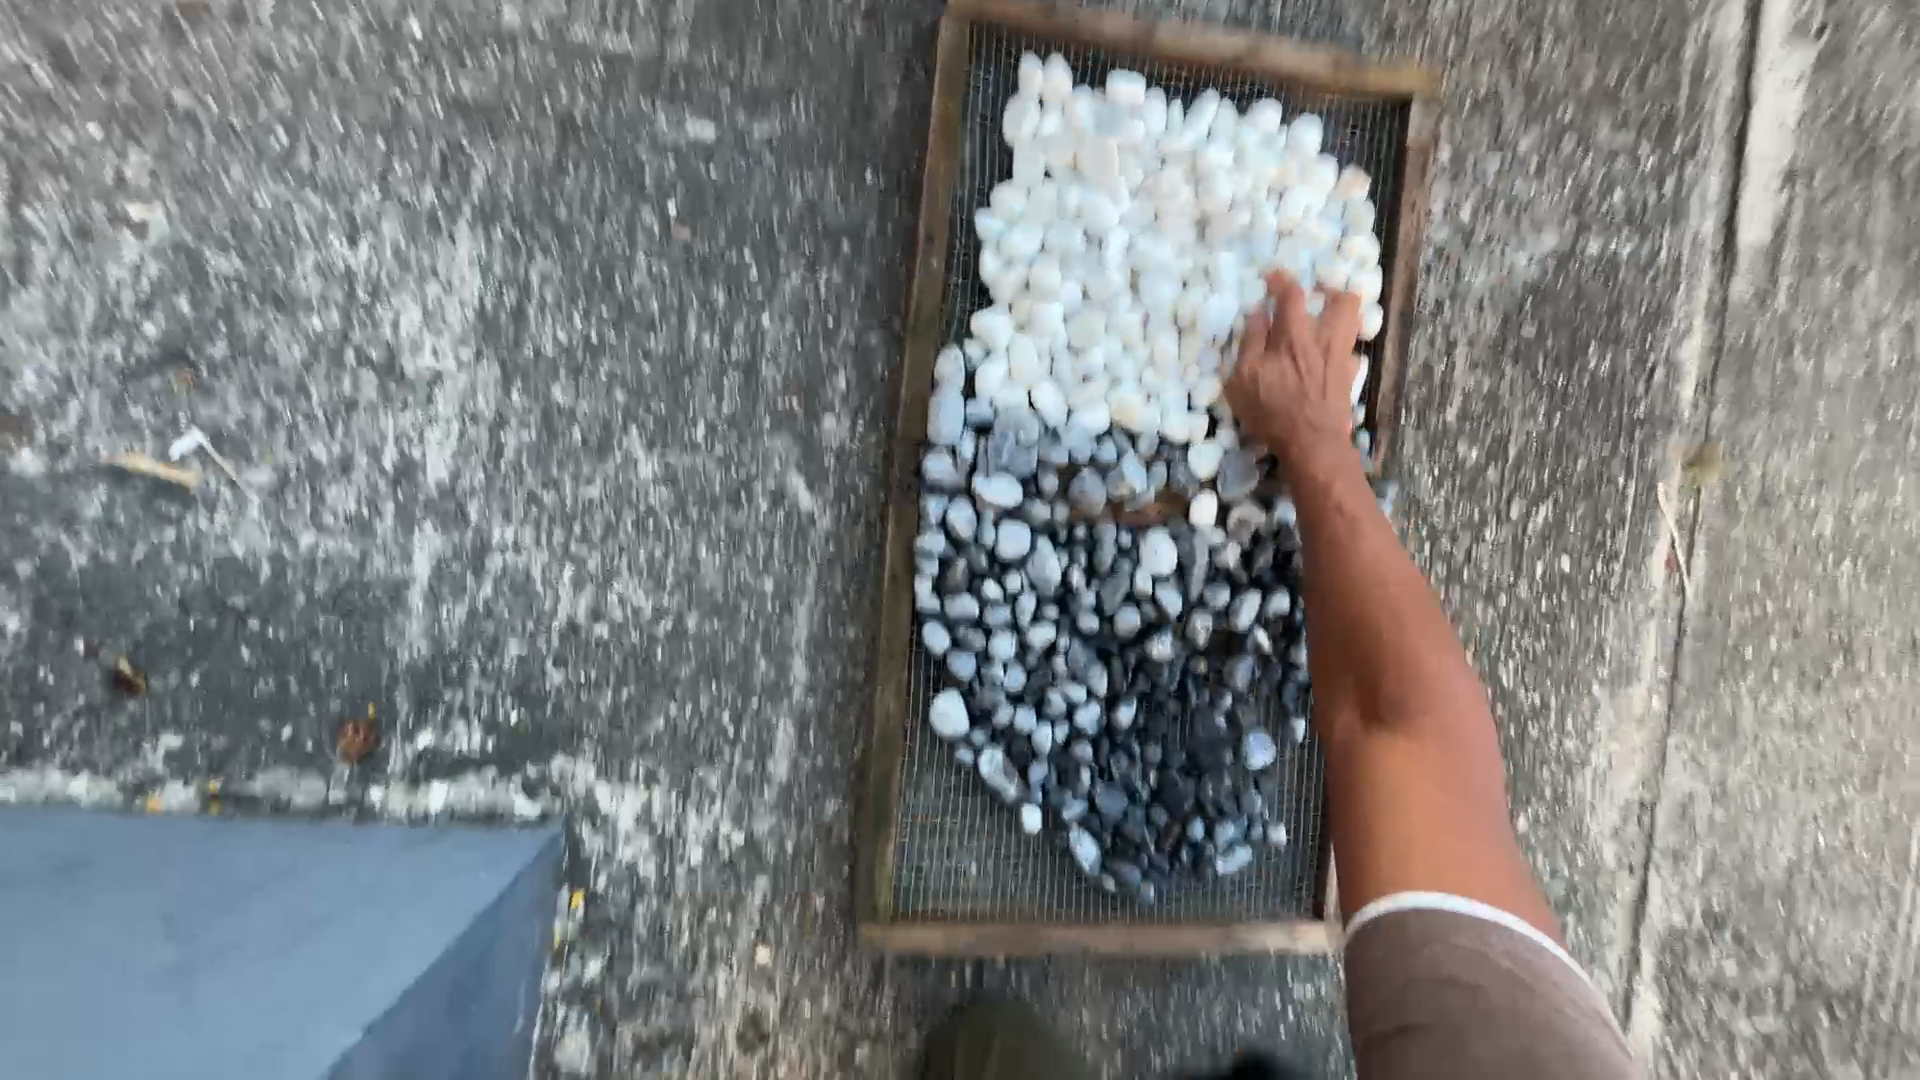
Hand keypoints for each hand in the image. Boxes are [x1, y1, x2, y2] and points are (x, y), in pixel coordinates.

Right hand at [1224, 271, 1364, 475]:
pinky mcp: (1348, 378)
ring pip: (1352, 324)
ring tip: (1324, 319)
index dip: (1281, 280)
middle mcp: (1324, 339)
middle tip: (1315, 292)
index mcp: (1294, 335)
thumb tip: (1258, 314)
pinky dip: (1341, 350)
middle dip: (1329, 290)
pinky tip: (1329, 358)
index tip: (1272, 276)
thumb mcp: (1243, 378)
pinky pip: (1351, 354)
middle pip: (1342, 300)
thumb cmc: (1271, 410)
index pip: (1291, 294)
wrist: (1312, 441)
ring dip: (1340, 315)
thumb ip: (1250, 342)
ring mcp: (1341, 358)